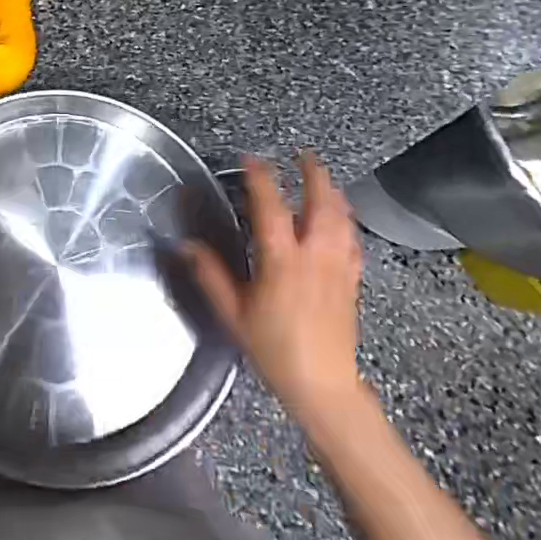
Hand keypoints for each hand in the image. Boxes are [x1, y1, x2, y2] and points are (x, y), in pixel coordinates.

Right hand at [187, 154, 366, 418]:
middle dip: (314, 174)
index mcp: (282, 261)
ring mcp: (338, 268)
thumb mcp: (233, 313)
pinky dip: (347, 221)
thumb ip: (211, 275)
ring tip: (323, 178)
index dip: (262, 179)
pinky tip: (342, 219)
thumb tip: (187, 247)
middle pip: (321, 204)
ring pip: (342, 218)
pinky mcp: (351, 281)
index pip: (272, 208)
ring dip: (333, 192)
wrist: (322, 384)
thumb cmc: (274, 349)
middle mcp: (315, 257)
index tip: (253, 160)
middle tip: (303, 155)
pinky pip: (353, 241)